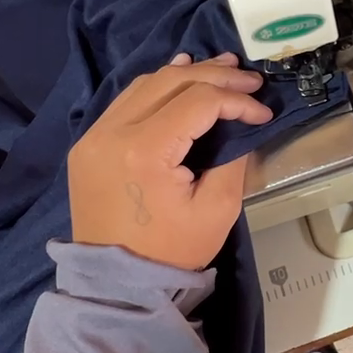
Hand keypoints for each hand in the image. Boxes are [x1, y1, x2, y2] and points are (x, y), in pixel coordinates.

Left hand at [67, 52, 272, 270]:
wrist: (116, 284)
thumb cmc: (172, 251)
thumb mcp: (218, 209)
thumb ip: (232, 158)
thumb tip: (240, 126)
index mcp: (144, 152)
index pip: (198, 102)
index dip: (237, 101)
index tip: (263, 113)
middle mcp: (112, 133)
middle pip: (171, 82)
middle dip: (217, 76)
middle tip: (251, 78)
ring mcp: (94, 136)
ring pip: (145, 84)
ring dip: (188, 74)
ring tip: (224, 67)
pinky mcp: (89, 144)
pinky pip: (127, 100)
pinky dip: (159, 85)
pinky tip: (182, 75)